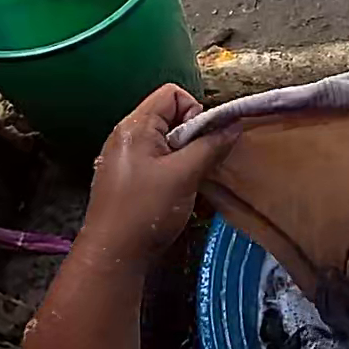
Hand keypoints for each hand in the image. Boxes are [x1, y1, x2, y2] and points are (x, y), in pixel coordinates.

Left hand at [79, 84, 236, 268]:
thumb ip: (211, 146)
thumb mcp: (186, 174)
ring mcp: (126, 157)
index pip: (172, 94)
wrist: (114, 254)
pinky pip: (159, 157)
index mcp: (135, 126)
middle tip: (198, 162)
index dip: (195, 110)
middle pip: (171, 114)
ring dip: (187, 153)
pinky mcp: (129, 176)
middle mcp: (127, 135)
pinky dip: (175, 166)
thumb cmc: (147, 209)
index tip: (202, 140)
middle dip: (193, 133)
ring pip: (168, 138)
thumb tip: (234, 125)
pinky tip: (178, 189)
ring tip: (190, 177)